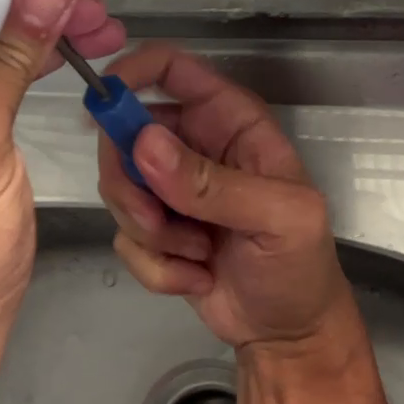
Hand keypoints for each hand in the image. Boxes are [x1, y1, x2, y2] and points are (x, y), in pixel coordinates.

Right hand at [97, 44, 358, 351]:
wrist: (290, 335)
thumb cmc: (301, 265)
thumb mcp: (278, 219)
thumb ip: (214, 183)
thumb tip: (144, 144)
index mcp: (227, 118)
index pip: (170, 68)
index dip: (131, 73)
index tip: (102, 106)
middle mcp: (191, 142)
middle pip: (124, 130)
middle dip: (130, 180)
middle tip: (156, 220)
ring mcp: (167, 185)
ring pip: (117, 185)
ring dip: (150, 230)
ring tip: (196, 253)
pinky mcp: (152, 227)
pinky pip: (123, 234)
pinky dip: (156, 264)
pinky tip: (196, 276)